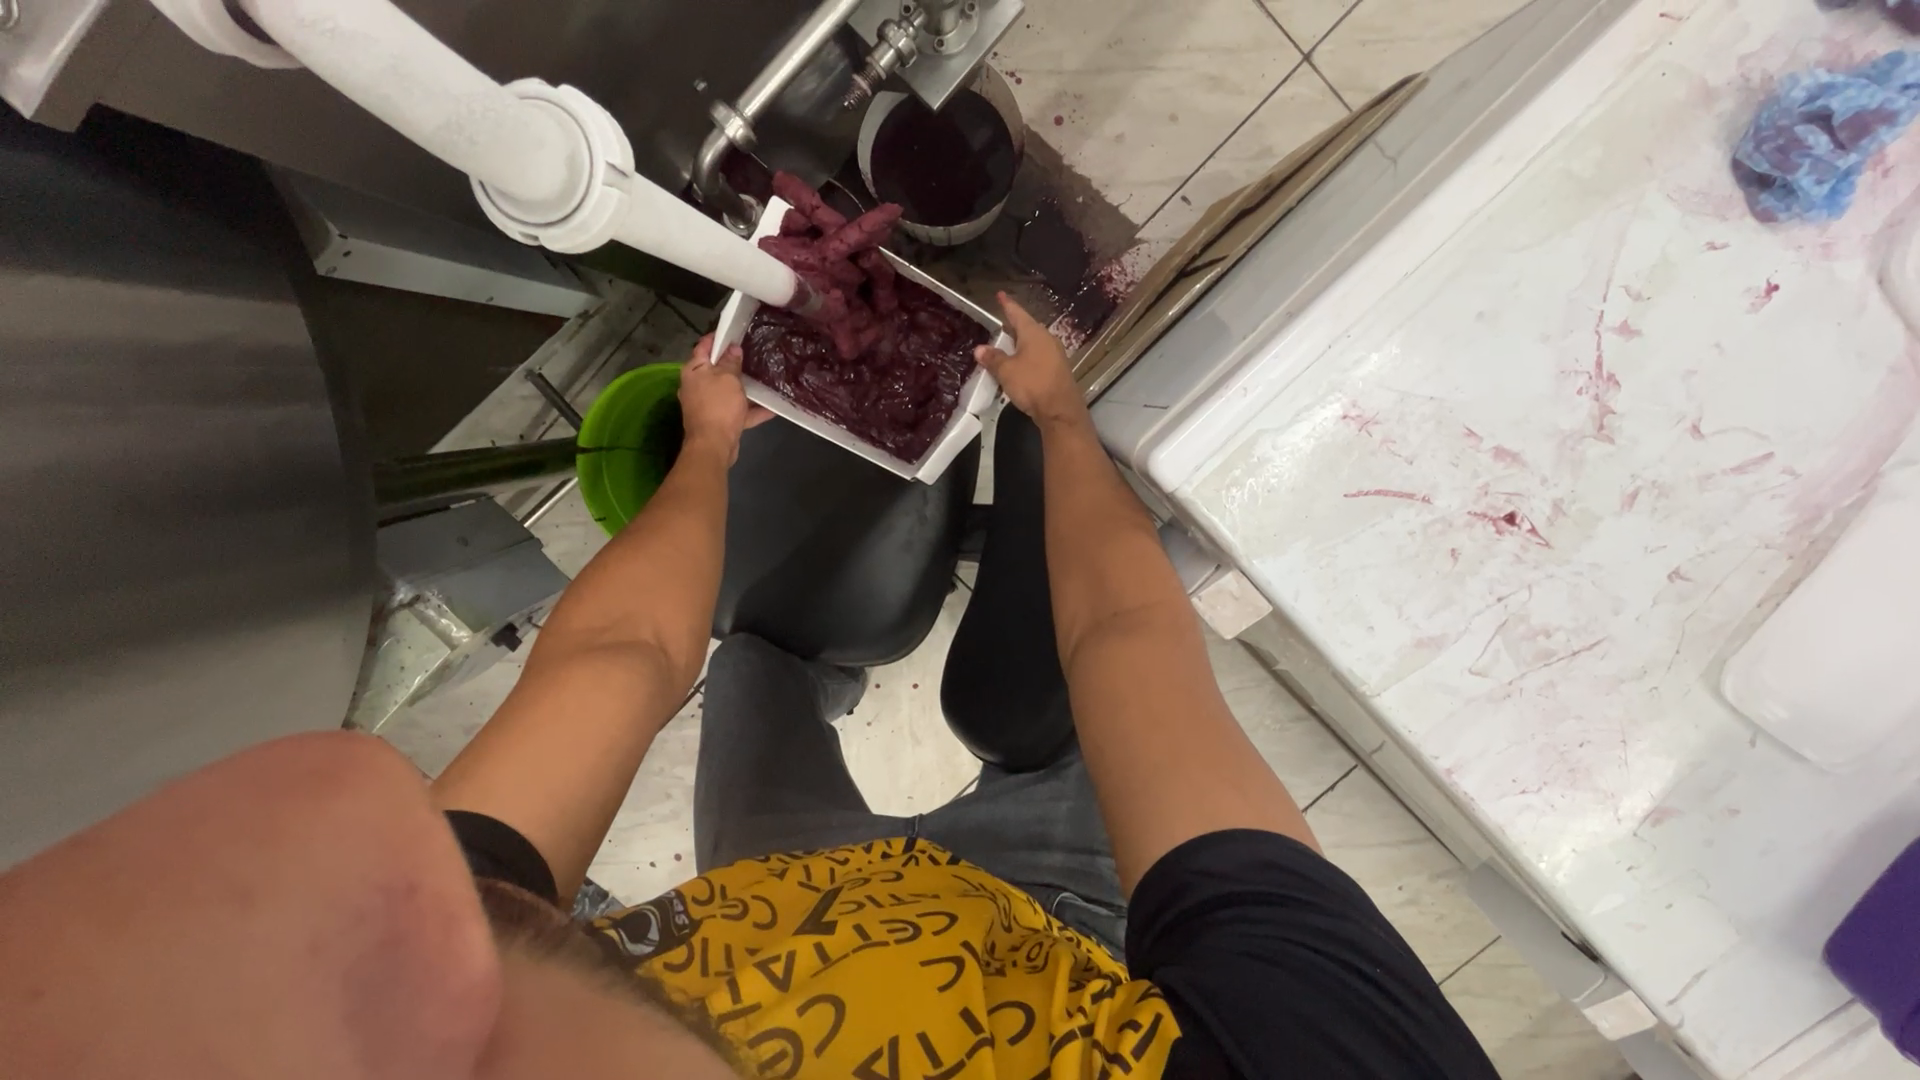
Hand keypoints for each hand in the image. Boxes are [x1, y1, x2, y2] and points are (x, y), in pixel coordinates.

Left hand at [679, 335, 772, 463]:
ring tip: (764, 380)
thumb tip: (733, 348)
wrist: (713, 445)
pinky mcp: (719, 421)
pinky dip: (752, 410)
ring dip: (745, 388)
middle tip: (753, 354)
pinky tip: (772, 409)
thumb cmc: (718, 406)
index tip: (734, 331)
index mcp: (694, 371)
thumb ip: (731, 362)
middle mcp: (697, 386)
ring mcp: (707, 405)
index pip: (704, 346)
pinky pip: (737, 411)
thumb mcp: (727, 378)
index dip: (718, 338)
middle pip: (716, 369)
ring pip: (728, 391)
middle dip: (734, 363)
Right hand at [974, 293, 1087, 428]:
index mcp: (1033, 333)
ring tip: (1007, 347)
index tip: (1001, 294)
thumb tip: (980, 349)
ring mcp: (1055, 354)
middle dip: (1014, 327)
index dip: (1007, 305)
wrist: (1060, 410)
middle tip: (1000, 326)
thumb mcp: (1006, 371)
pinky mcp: (1058, 370)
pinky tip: (1020, 365)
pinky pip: (1039, 357)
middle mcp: (1047, 339)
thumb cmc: (1032, 384)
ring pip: (1034, 344)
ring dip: (1020, 344)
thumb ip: (993, 358)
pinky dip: (1027, 357)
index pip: (1017, 313)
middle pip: (1027, 328)